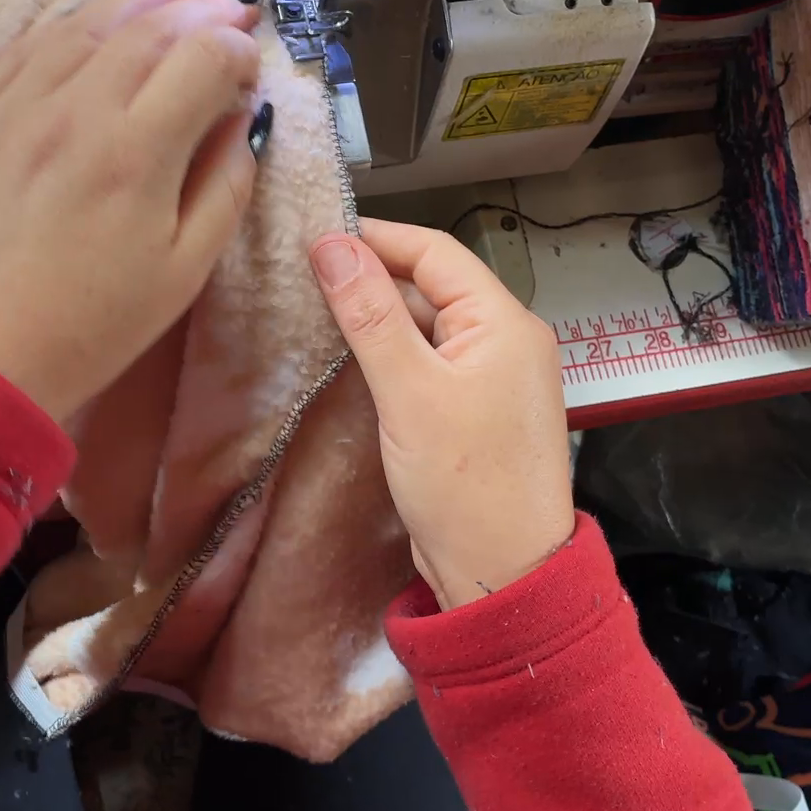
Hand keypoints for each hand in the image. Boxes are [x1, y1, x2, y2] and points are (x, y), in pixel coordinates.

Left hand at [0, 0, 266, 422]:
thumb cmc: (92, 325)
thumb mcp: (184, 273)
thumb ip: (225, 188)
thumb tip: (245, 122)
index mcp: (137, 151)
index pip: (202, 59)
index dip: (236, 51)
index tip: (250, 65)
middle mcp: (76, 107)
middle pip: (148, 27)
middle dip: (198, 10)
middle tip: (225, 10)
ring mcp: (15, 104)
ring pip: (85, 21)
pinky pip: (26, 44)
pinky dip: (69, 21)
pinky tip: (89, 19)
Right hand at [312, 219, 574, 609]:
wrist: (503, 572)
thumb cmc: (462, 479)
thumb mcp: (409, 390)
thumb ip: (370, 314)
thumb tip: (332, 244)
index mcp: (504, 321)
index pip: (435, 252)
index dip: (377, 237)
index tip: (317, 237)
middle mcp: (504, 339)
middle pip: (432, 286)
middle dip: (372, 276)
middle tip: (305, 274)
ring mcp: (490, 376)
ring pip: (427, 325)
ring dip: (378, 315)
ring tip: (316, 307)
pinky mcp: (473, 408)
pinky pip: (429, 361)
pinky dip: (391, 352)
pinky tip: (350, 355)